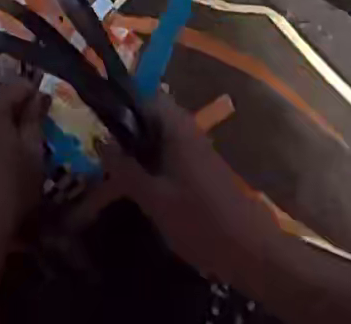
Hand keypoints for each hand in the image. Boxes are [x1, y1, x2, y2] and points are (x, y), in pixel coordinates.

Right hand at [101, 91, 275, 284]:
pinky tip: (139, 186)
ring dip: (136, 150)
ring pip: (157, 138)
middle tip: (100, 149)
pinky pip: (168, 155)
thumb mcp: (153, 198)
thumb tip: (99, 141)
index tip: (95, 119)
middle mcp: (187, 130)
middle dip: (123, 130)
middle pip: (147, 117)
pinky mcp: (201, 170)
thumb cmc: (201, 221)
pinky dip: (151, 163)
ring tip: (113, 170)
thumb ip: (124, 168)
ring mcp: (196, 150)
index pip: (142, 96)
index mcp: (175, 127)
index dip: (117, 102)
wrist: (255, 255)